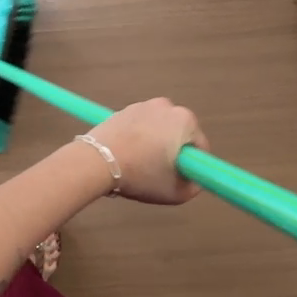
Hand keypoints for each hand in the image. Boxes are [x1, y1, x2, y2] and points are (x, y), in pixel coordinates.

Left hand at [86, 98, 207, 204]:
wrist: (97, 160)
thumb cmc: (141, 174)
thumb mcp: (176, 192)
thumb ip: (194, 186)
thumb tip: (194, 180)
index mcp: (185, 119)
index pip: (199, 146)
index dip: (193, 165)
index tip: (180, 178)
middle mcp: (166, 105)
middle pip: (179, 134)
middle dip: (173, 151)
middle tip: (160, 172)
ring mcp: (142, 104)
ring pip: (159, 129)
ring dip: (155, 144)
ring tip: (141, 164)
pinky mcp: (123, 109)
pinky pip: (140, 126)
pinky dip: (138, 138)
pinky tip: (128, 154)